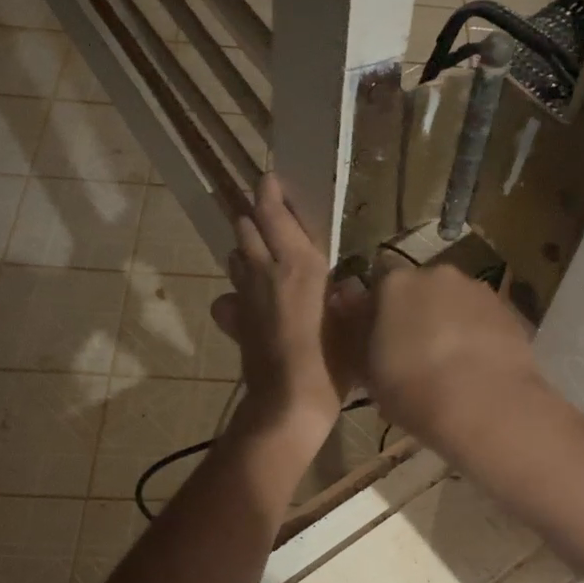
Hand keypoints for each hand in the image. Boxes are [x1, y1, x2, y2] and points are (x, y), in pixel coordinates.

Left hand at [212, 174, 366, 440]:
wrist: (290, 403)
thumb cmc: (332, 363)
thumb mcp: (354, 326)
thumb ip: (348, 300)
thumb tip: (344, 287)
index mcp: (300, 264)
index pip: (275, 214)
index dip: (270, 193)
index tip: (271, 180)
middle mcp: (266, 271)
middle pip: (246, 228)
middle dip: (255, 218)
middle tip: (270, 216)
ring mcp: (245, 296)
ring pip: (235, 257)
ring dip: (245, 251)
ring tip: (263, 256)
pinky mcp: (236, 322)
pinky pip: (229, 296)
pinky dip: (236, 294)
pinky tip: (248, 304)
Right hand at [362, 263, 543, 446]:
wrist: (486, 405)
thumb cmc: (414, 389)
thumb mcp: (368, 373)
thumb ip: (355, 339)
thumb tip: (348, 315)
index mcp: (394, 283)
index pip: (374, 290)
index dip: (373, 318)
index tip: (375, 345)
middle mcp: (436, 274)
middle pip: (417, 291)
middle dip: (413, 316)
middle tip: (411, 356)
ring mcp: (477, 290)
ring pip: (452, 303)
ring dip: (447, 324)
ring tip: (448, 366)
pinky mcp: (509, 311)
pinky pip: (481, 320)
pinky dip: (475, 336)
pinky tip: (474, 368)